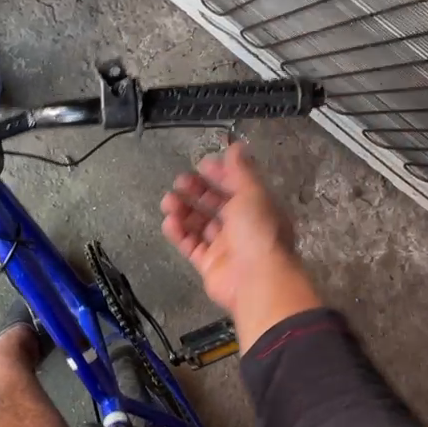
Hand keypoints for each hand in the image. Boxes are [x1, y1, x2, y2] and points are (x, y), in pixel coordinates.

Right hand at [160, 142, 319, 348]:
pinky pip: (190, 245)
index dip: (219, 174)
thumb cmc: (259, 233)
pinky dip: (178, 233)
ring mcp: (225, 246)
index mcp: (258, 208)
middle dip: (196, 191)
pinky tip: (169, 222)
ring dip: (183, 210)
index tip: (201, 165)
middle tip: (180, 182)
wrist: (257, 281)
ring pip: (199, 223)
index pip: (236, 185)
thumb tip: (236, 145)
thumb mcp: (252, 193)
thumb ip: (241, 170)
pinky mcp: (209, 264)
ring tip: (168, 201)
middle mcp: (242, 226)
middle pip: (214, 204)